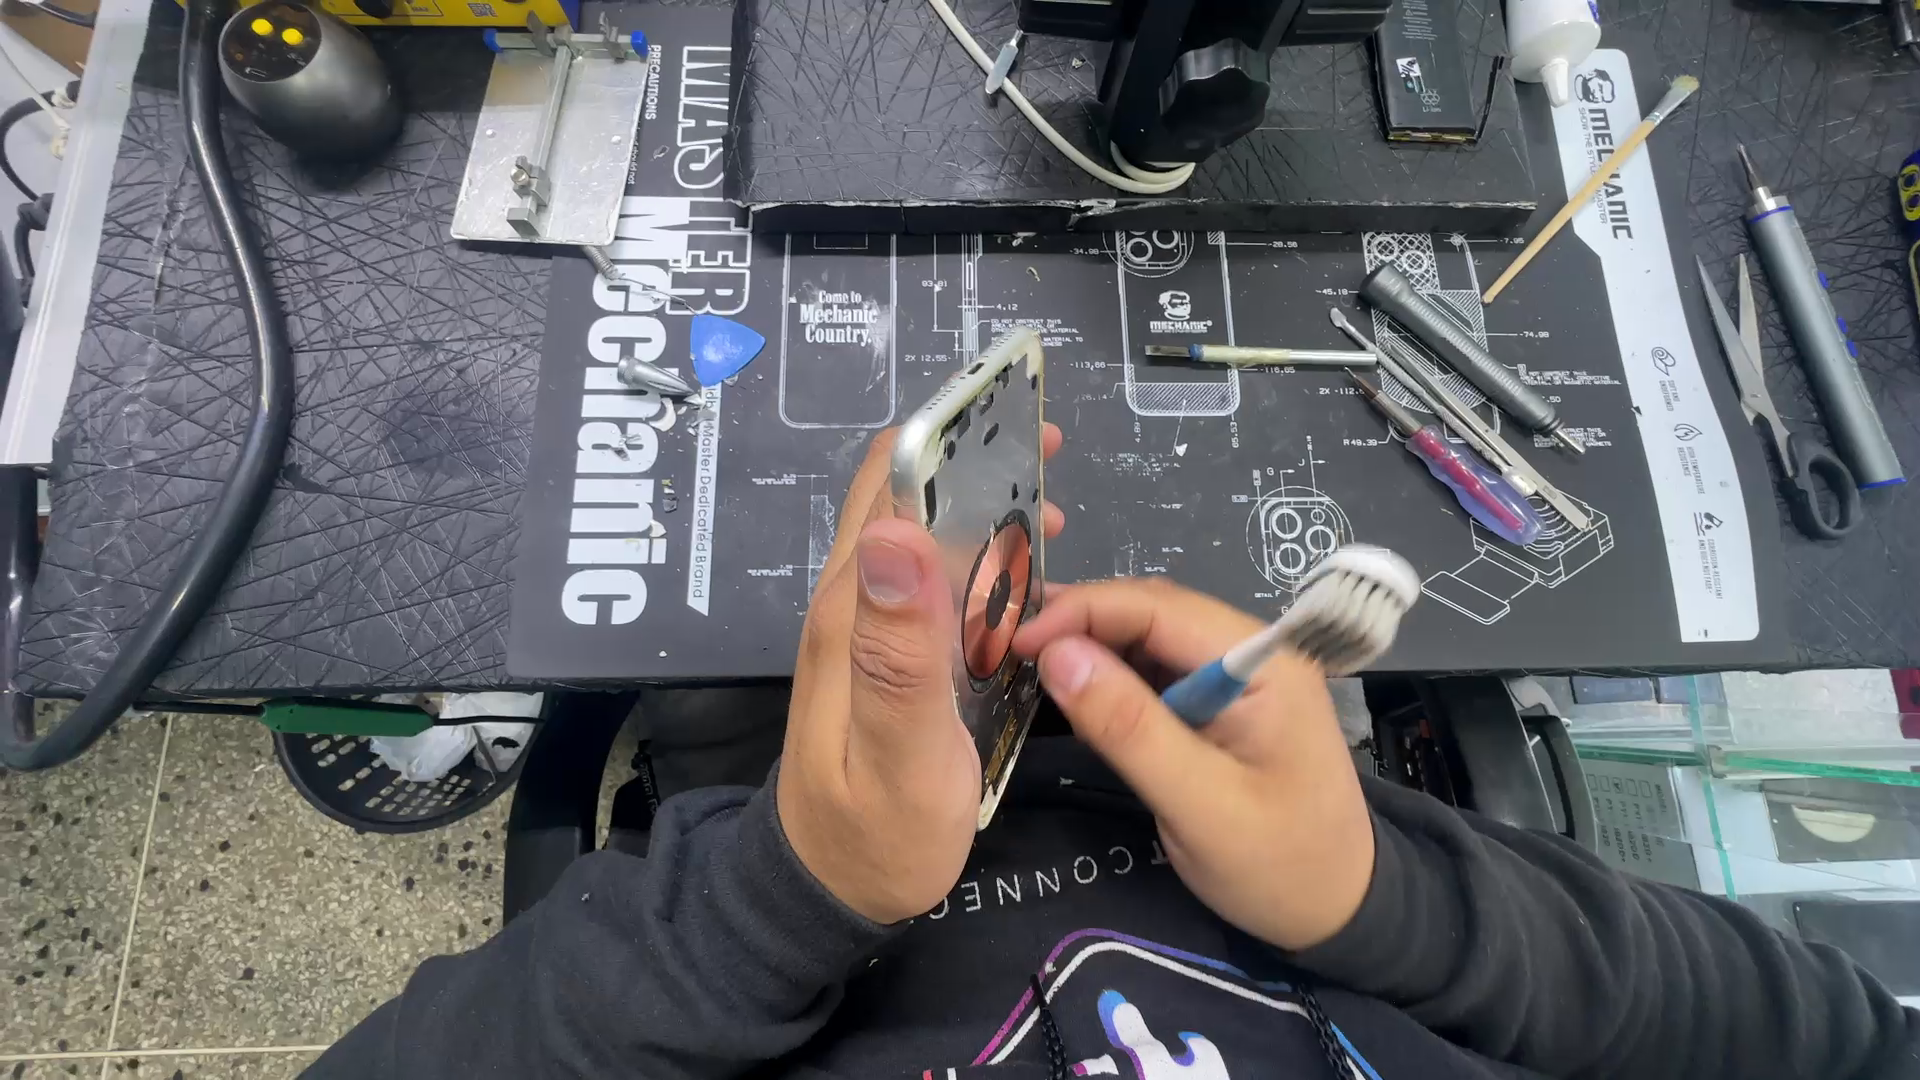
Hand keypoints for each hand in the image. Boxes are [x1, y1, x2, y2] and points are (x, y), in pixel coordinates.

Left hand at [778, 424, 1063, 923]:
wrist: (830, 888)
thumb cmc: (876, 830)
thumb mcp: (898, 751)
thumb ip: (897, 650)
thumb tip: (896, 532)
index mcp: (855, 606)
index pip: (891, 483)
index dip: (950, 439)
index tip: (1018, 429)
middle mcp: (855, 599)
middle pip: (907, 496)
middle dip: (975, 463)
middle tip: (1049, 469)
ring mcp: (870, 624)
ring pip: (923, 536)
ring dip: (982, 511)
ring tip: (1051, 523)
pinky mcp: (887, 650)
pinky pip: (933, 581)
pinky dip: (978, 560)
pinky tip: (1022, 581)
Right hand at [1011, 579, 1372, 950]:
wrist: (1335, 910)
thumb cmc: (1277, 866)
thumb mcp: (1200, 806)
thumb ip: (1130, 729)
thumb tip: (1057, 655)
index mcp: (1260, 661)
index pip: (1158, 607)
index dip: (1082, 611)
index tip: (1019, 640)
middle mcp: (1246, 649)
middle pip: (1150, 609)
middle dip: (1078, 618)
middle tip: (1010, 645)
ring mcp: (1230, 670)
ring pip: (1144, 632)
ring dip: (1086, 639)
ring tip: (1026, 655)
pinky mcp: (1212, 695)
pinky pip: (1150, 664)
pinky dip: (1104, 668)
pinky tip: (1069, 679)